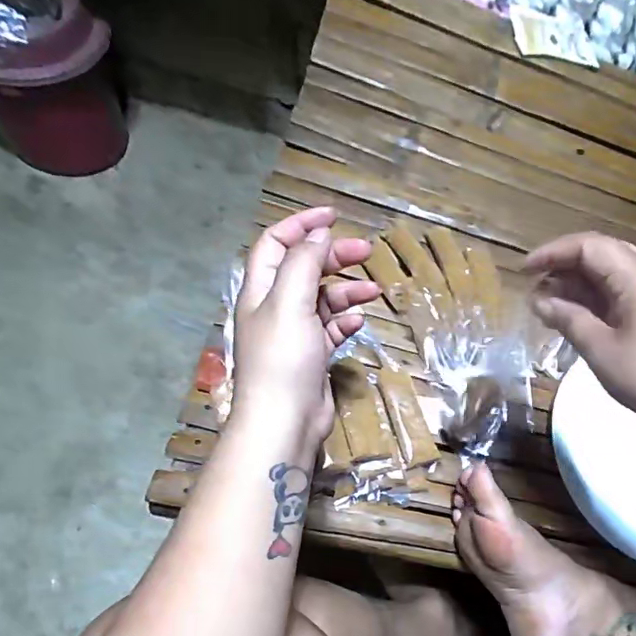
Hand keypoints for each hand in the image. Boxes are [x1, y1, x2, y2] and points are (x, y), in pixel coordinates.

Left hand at [232, 208, 378, 450]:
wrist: (284, 420)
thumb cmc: (282, 359)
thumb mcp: (290, 303)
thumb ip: (304, 264)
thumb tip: (319, 234)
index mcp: (261, 290)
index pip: (277, 244)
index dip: (302, 225)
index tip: (335, 215)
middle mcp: (275, 308)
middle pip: (305, 269)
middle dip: (334, 257)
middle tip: (367, 251)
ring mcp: (295, 334)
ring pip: (323, 300)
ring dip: (347, 291)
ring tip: (375, 291)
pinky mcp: (312, 356)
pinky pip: (331, 329)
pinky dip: (346, 321)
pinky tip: (359, 322)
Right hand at [527, 232, 635, 425]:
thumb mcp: (600, 348)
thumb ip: (568, 318)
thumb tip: (539, 301)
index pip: (589, 246)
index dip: (553, 253)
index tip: (525, 270)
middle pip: (603, 253)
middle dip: (565, 266)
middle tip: (534, 286)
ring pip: (614, 271)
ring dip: (580, 283)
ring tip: (548, 302)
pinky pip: (626, 289)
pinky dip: (599, 296)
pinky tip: (577, 313)